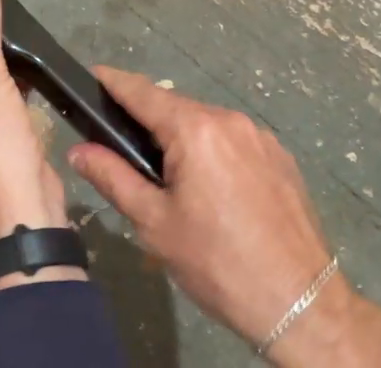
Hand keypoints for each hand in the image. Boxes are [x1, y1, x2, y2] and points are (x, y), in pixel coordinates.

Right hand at [68, 68, 380, 367]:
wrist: (302, 305)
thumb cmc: (218, 263)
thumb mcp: (155, 224)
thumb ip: (113, 178)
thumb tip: (78, 150)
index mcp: (195, 130)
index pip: (142, 92)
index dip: (113, 82)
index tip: (92, 75)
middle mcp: (230, 121)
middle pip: (175, 108)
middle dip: (147, 121)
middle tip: (122, 148)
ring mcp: (261, 138)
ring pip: (205, 125)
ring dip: (181, 140)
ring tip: (167, 178)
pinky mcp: (281, 159)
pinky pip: (233, 142)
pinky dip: (212, 153)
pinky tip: (210, 190)